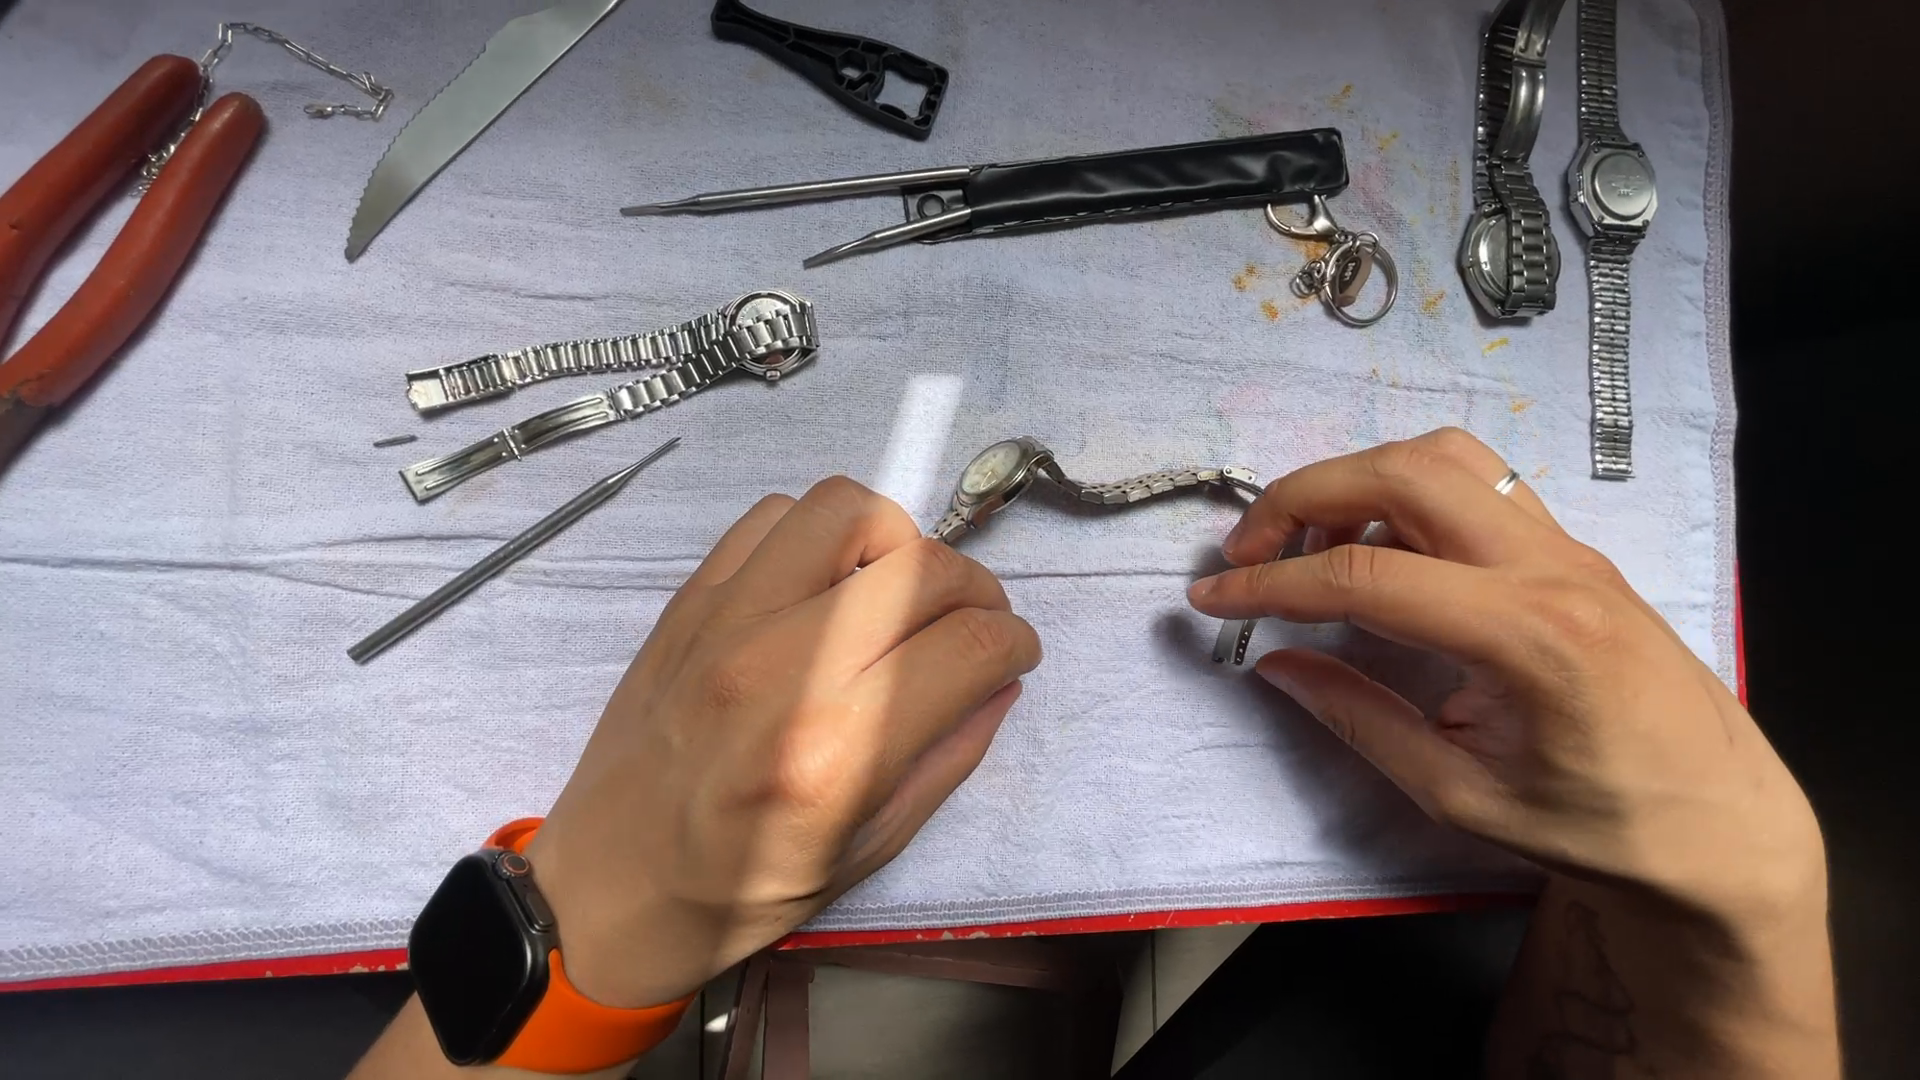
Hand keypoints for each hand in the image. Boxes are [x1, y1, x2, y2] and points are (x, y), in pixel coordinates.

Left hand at [527, 477, 1041, 1009]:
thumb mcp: (871, 848)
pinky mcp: (689, 598)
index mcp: (839, 749)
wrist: (606, 886)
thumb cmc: (743, 888)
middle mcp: (785, 667)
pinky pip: (774, 516)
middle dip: (976, 588)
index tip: (1015, 651)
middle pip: (922, 568)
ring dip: (897, 541)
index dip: (1014, 640)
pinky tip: (825, 582)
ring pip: (846, 509)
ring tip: (895, 589)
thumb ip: (952, 754)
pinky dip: (820, 533)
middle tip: (973, 620)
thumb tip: (1002, 677)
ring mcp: (728, 619)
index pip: (969, 646)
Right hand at [1187, 428, 1821, 922]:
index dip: (1269, 583)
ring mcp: (1563, 544)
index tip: (1209, 598)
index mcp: (1527, 634)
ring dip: (1352, 482)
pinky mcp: (1564, 545)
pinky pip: (1467, 479)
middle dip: (1300, 497)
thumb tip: (1272, 661)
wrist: (1726, 826)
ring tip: (1311, 544)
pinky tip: (1376, 549)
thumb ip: (1356, 717)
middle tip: (1247, 551)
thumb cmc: (1596, 828)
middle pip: (1401, 473)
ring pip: (1438, 456)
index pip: (1364, 576)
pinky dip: (1395, 491)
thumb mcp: (1457, 794)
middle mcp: (1548, 564)